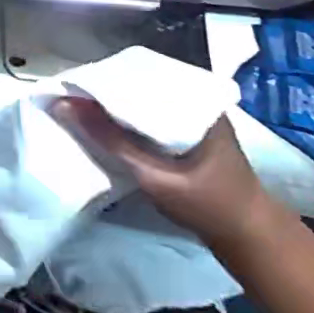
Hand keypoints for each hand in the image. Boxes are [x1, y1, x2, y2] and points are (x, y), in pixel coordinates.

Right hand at [50, 97, 275, 248]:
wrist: (250, 238)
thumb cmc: (207, 206)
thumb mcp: (155, 176)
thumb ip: (111, 141)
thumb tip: (63, 105)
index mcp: (195, 100)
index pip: (138, 74)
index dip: (102, 78)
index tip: (72, 85)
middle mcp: (194, 98)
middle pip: (137, 82)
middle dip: (104, 89)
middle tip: (70, 95)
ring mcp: (192, 112)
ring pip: (140, 97)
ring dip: (112, 102)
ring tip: (80, 104)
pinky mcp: (186, 126)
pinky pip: (148, 110)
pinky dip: (124, 114)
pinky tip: (105, 120)